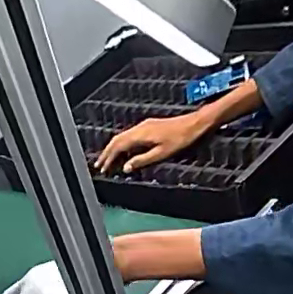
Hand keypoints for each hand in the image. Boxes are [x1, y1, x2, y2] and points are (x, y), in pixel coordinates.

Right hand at [96, 110, 216, 173]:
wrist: (192, 124)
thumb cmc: (179, 140)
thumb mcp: (160, 154)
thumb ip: (141, 160)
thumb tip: (126, 167)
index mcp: (141, 134)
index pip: (118, 146)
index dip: (108, 157)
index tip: (102, 168)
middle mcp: (139, 128)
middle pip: (117, 140)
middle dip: (107, 153)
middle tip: (100, 166)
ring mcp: (144, 126)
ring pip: (122, 138)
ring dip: (114, 150)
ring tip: (108, 162)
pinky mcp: (148, 127)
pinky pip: (130, 136)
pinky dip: (122, 146)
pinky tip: (123, 154)